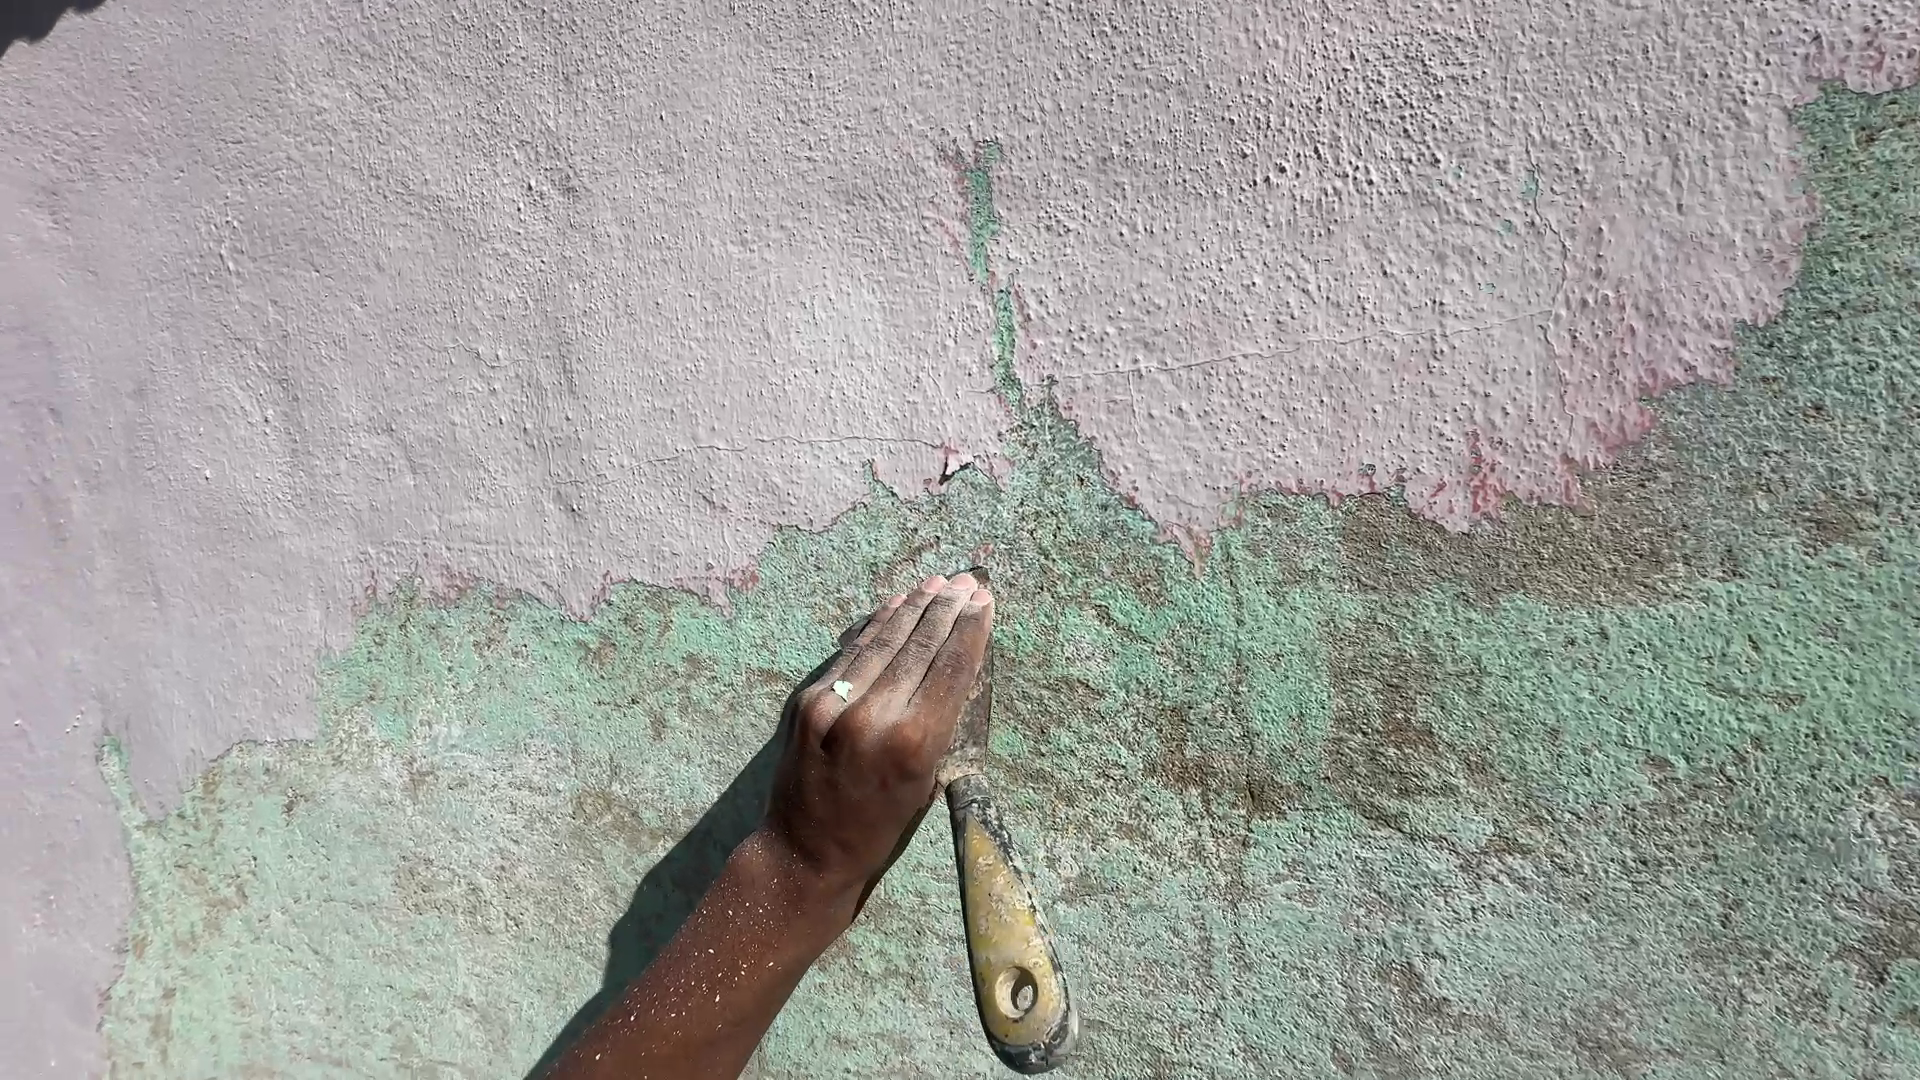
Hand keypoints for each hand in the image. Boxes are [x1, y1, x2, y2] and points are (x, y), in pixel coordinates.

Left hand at [761, 572, 993, 906]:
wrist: (803, 853)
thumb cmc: (881, 828)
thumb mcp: (927, 781)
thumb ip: (940, 720)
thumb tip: (956, 661)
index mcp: (915, 743)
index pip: (952, 668)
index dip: (971, 629)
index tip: (985, 600)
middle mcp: (874, 716)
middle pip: (920, 647)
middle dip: (946, 609)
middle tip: (966, 582)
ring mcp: (834, 703)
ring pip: (884, 641)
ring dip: (913, 608)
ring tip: (937, 583)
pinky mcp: (807, 699)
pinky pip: (851, 653)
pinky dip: (876, 625)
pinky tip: (895, 605)